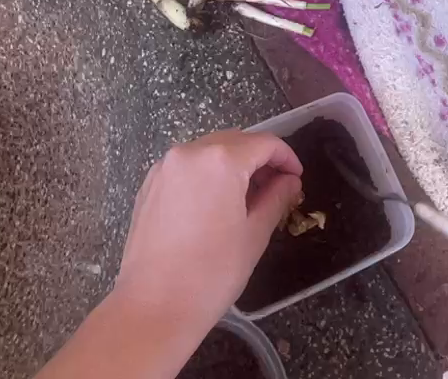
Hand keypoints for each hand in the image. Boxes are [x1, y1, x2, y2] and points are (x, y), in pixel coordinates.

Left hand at [112, 130, 303, 336]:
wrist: (152, 307)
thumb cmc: (211, 273)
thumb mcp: (254, 235)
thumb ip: (276, 198)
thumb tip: (290, 180)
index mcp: (221, 160)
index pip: (264, 143)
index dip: (286, 157)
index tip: (296, 177)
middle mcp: (190, 151)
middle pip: (235, 140)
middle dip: (259, 159)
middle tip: (275, 187)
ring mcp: (166, 166)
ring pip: (209, 150)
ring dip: (232, 164)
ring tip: (246, 197)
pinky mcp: (150, 182)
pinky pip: (187, 165)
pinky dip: (206, 173)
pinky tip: (213, 203)